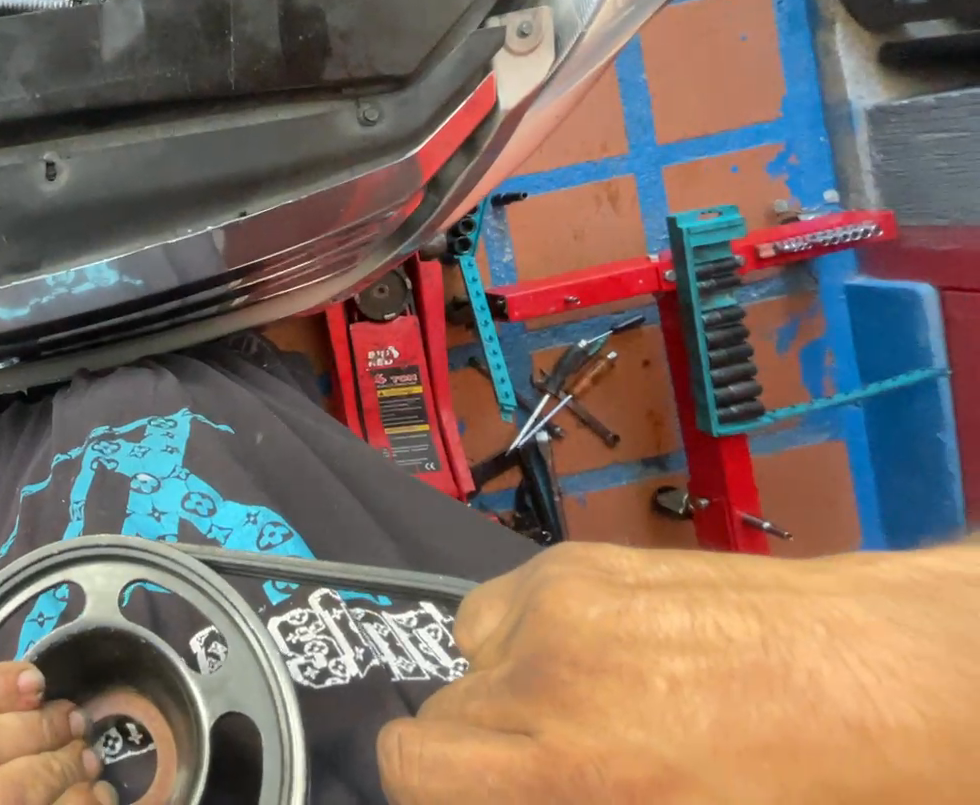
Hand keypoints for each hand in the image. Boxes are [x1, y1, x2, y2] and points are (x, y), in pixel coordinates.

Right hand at [378, 541, 979, 803]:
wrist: (932, 686)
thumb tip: (520, 790)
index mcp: (580, 775)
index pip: (412, 765)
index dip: (430, 790)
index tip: (482, 798)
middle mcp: (543, 680)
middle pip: (437, 717)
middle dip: (488, 754)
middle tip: (564, 769)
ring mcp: (551, 604)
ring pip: (467, 660)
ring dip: (509, 693)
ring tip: (599, 708)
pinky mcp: (569, 559)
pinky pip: (503, 612)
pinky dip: (530, 642)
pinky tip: (611, 656)